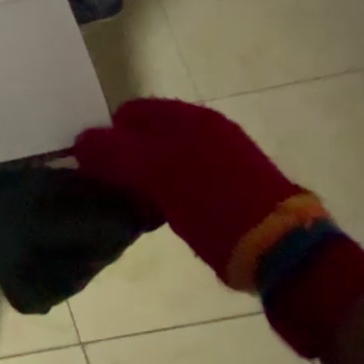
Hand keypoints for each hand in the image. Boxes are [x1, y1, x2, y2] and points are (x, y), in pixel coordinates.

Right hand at [74, 98, 363, 356]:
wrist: (284, 252)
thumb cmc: (212, 202)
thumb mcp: (154, 174)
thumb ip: (113, 153)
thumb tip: (79, 142)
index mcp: (189, 118)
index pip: (131, 112)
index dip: (108, 134)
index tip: (95, 163)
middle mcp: (207, 131)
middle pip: (147, 135)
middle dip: (124, 157)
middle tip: (110, 185)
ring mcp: (224, 159)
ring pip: (165, 159)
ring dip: (145, 177)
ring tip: (134, 203)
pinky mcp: (234, 189)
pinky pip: (185, 181)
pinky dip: (167, 192)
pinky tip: (162, 214)